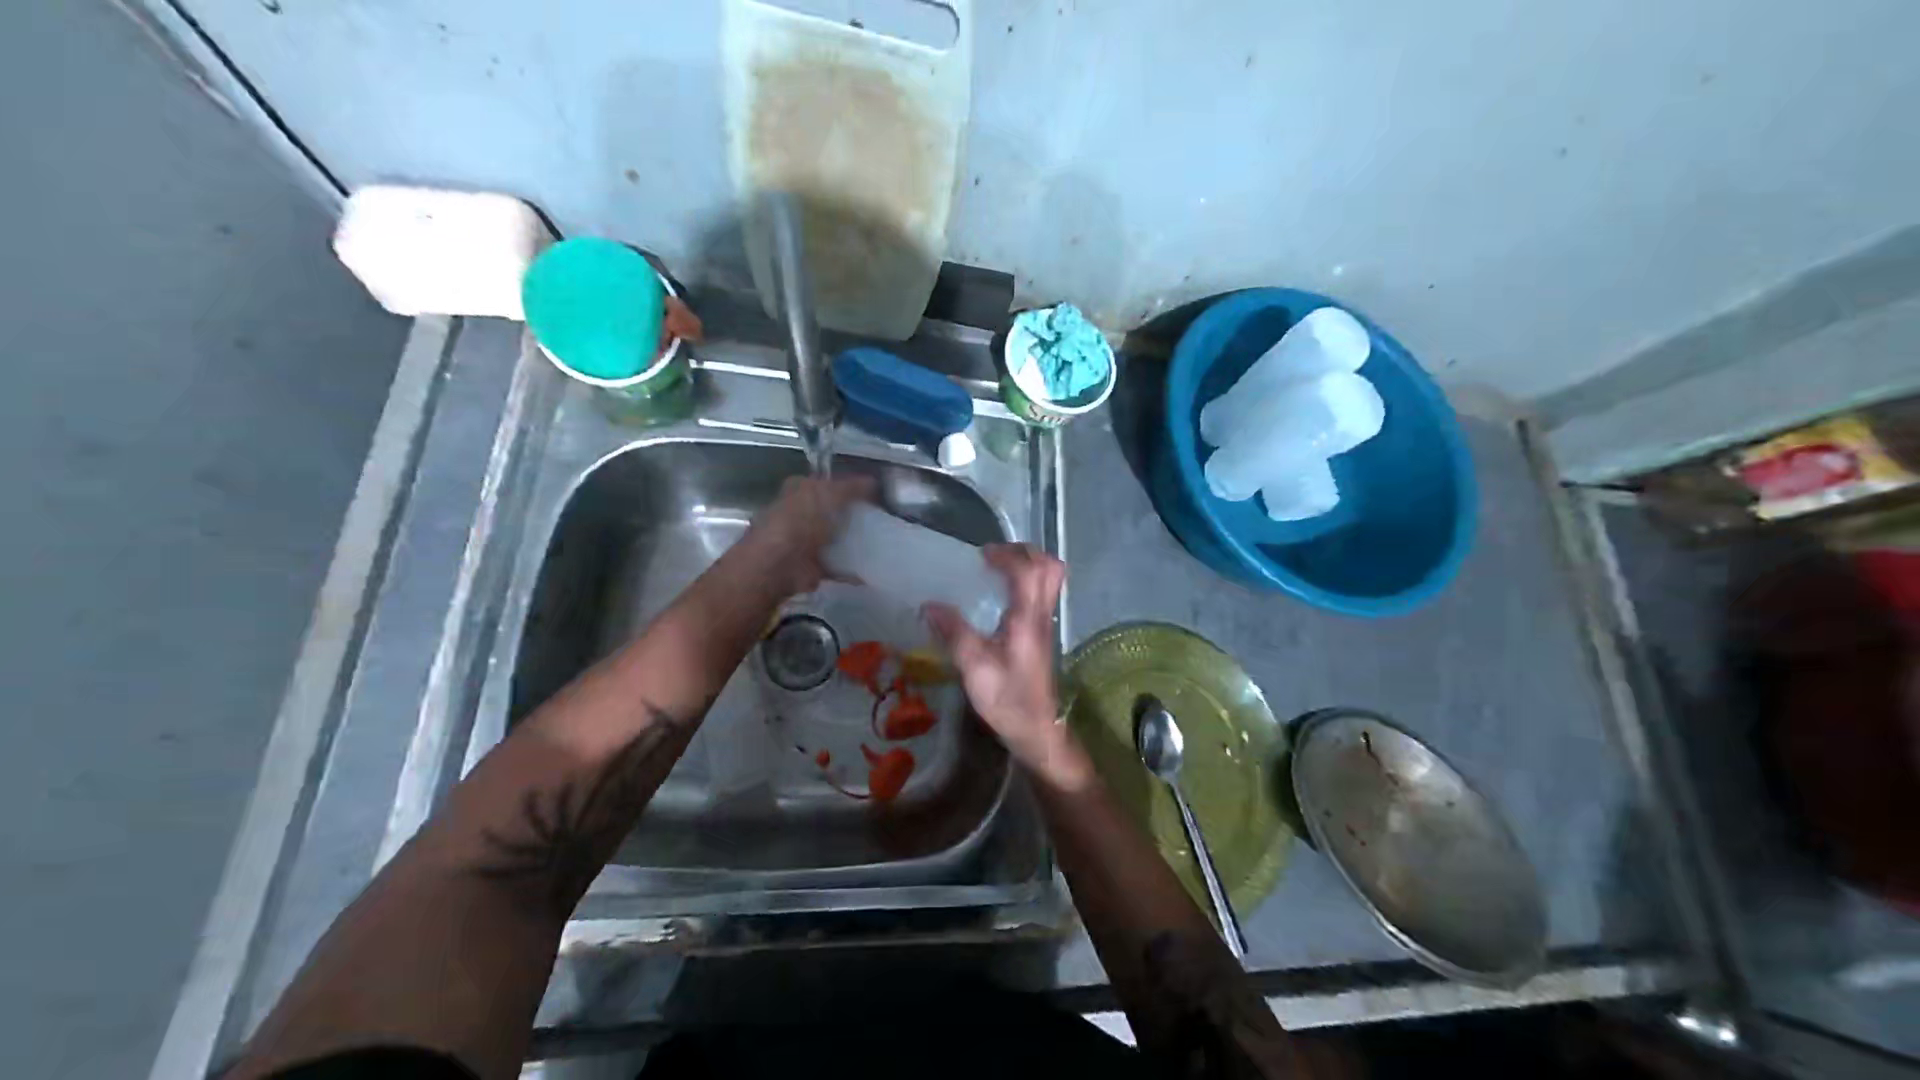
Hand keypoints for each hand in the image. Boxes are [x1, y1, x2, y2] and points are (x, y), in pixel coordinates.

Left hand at [739, 474, 873, 595]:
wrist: (779, 564)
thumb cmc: (800, 520)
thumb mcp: (829, 493)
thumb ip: (852, 487)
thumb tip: (873, 482)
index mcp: (799, 490)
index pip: (827, 483)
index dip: (849, 488)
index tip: (873, 496)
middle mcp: (799, 513)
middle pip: (832, 512)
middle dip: (854, 516)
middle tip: (882, 519)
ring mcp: (805, 542)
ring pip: (836, 538)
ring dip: (855, 541)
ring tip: (883, 541)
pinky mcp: (812, 566)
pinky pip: (839, 564)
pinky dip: (854, 567)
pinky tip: (873, 565)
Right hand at [924, 545, 1093, 790]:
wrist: (1037, 730)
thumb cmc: (1007, 699)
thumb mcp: (974, 668)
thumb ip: (954, 633)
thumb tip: (930, 606)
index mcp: (1027, 619)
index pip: (1028, 571)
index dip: (1007, 556)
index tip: (981, 556)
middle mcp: (1041, 615)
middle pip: (1049, 567)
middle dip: (1023, 552)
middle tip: (994, 556)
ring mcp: (1045, 624)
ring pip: (1049, 579)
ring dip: (1027, 565)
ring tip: (996, 569)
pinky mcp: (1041, 634)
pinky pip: (1041, 594)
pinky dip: (1025, 582)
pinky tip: (999, 596)